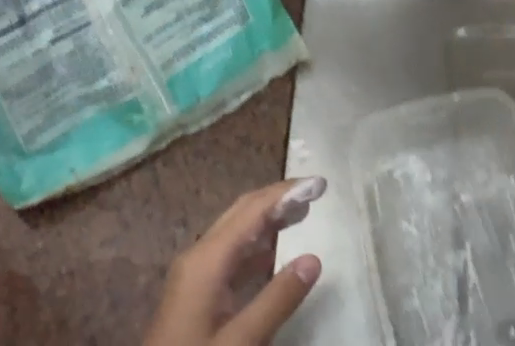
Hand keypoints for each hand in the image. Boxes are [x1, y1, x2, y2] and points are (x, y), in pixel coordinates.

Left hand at [143, 178, 326, 345]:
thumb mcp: (241, 341)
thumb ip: (278, 300)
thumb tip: (313, 258)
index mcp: (207, 260)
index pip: (252, 210)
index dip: (287, 192)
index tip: (320, 184)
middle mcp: (199, 256)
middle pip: (242, 212)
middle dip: (278, 198)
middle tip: (315, 194)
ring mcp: (194, 274)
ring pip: (235, 231)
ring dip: (268, 219)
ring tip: (302, 214)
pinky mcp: (195, 291)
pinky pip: (230, 253)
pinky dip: (257, 244)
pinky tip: (274, 253)